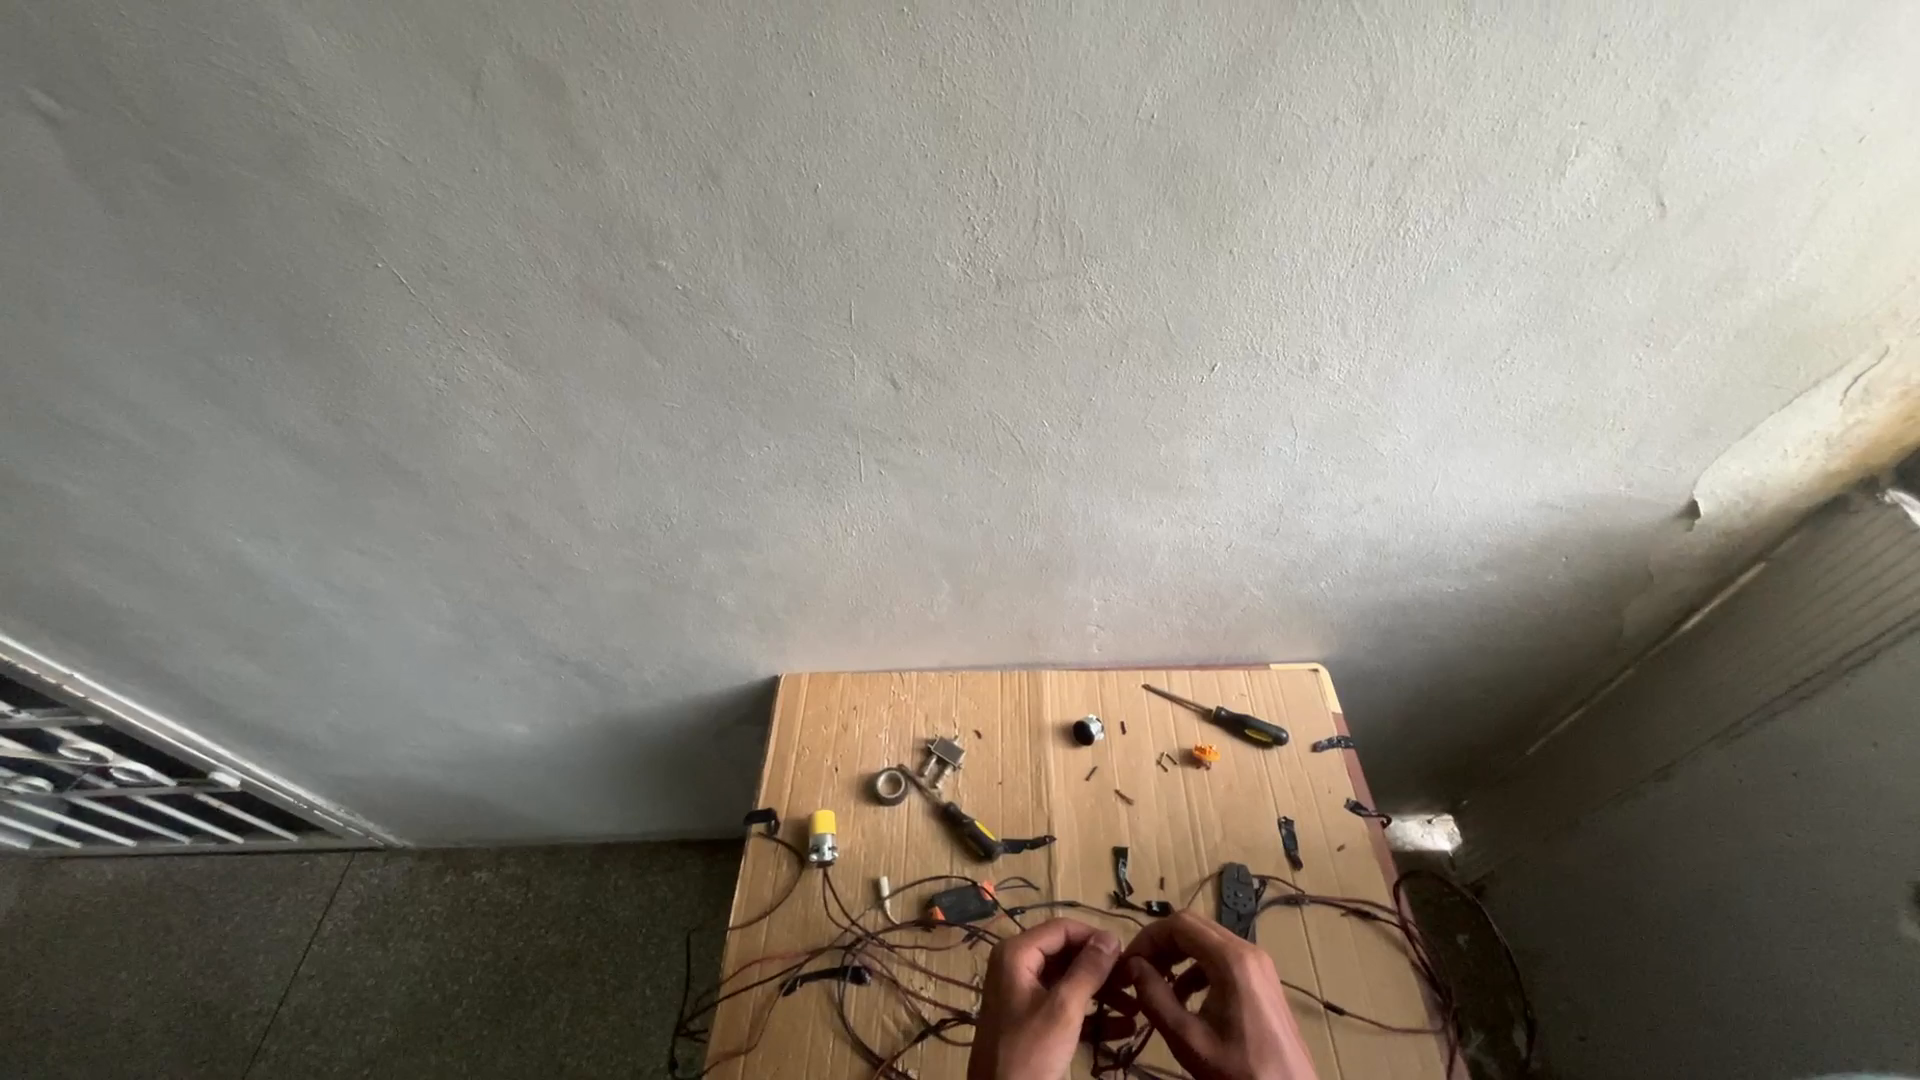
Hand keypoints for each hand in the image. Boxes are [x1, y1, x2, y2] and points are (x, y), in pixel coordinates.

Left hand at [969, 918, 1122, 1079]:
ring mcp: (1022, 992)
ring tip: (1135, 1008)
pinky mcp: (1030, 1018)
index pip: (1062, 929)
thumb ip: (1088, 971)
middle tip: (1135, 983)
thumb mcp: (1063, 1010)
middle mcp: (1017, 965)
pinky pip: (1063, 1005)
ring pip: (1068, 981)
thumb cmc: (1029, 1052)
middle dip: (1101, 969)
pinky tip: (1122, 1029)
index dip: (1095, 938)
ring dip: (1101, 994)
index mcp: (1017, 953)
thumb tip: (1111, 936)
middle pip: (1066, 954)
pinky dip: (1089, 1015)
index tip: (1128, 955)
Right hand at [1114, 911, 1317, 1079]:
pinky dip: (1196, 967)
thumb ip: (1155, 997)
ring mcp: (1258, 964)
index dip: (1148, 938)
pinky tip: (1183, 996)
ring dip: (1177, 954)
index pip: (1178, 924)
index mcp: (1231, 960)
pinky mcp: (1262, 979)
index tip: (1127, 963)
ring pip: (1207, 939)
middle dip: (1160, 944)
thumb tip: (1133, 966)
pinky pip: (1222, 957)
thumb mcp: (1188, 1040)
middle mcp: (1248, 950)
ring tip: (1155, 982)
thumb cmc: (1239, 1075)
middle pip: (1192, 926)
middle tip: (1138, 970)